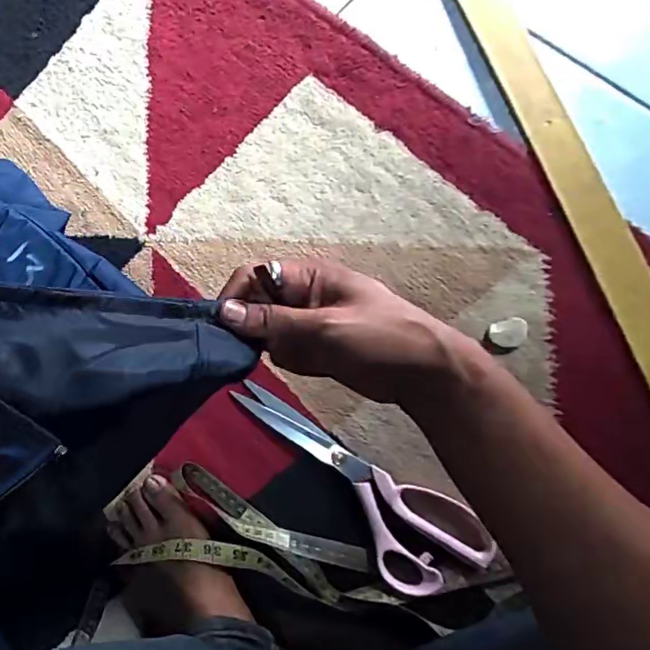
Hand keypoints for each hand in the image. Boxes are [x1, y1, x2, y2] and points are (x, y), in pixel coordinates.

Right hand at [216, 259, 484, 405]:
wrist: (424, 374)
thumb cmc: (382, 337)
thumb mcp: (324, 327)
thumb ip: (273, 321)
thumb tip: (224, 313)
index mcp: (307, 276)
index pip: (254, 275)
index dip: (236, 296)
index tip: (225, 326)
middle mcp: (301, 296)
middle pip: (256, 306)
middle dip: (258, 329)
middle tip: (272, 346)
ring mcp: (307, 323)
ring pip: (267, 334)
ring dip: (279, 349)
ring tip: (307, 357)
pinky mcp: (313, 348)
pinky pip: (285, 353)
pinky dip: (294, 361)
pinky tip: (318, 366)